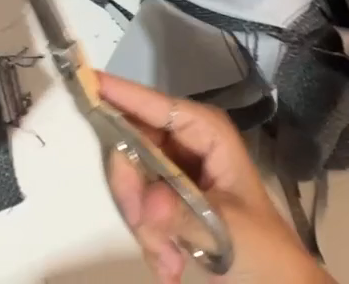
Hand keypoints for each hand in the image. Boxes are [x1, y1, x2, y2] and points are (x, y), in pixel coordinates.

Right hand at [97, 73, 333, 283]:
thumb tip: (146, 199)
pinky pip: (135, 207)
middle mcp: (183, 142)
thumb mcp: (226, 231)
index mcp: (204, 132)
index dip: (120, 93)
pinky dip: (148, 240)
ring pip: (130, 180)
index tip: (85, 83)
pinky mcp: (164, 198)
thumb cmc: (264, 249)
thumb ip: (182, 213)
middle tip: (144, 224)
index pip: (155, 105)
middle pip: (132, 144)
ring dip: (143, 226)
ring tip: (170, 259)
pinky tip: (170, 264)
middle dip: (133, 191)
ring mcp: (172, 170)